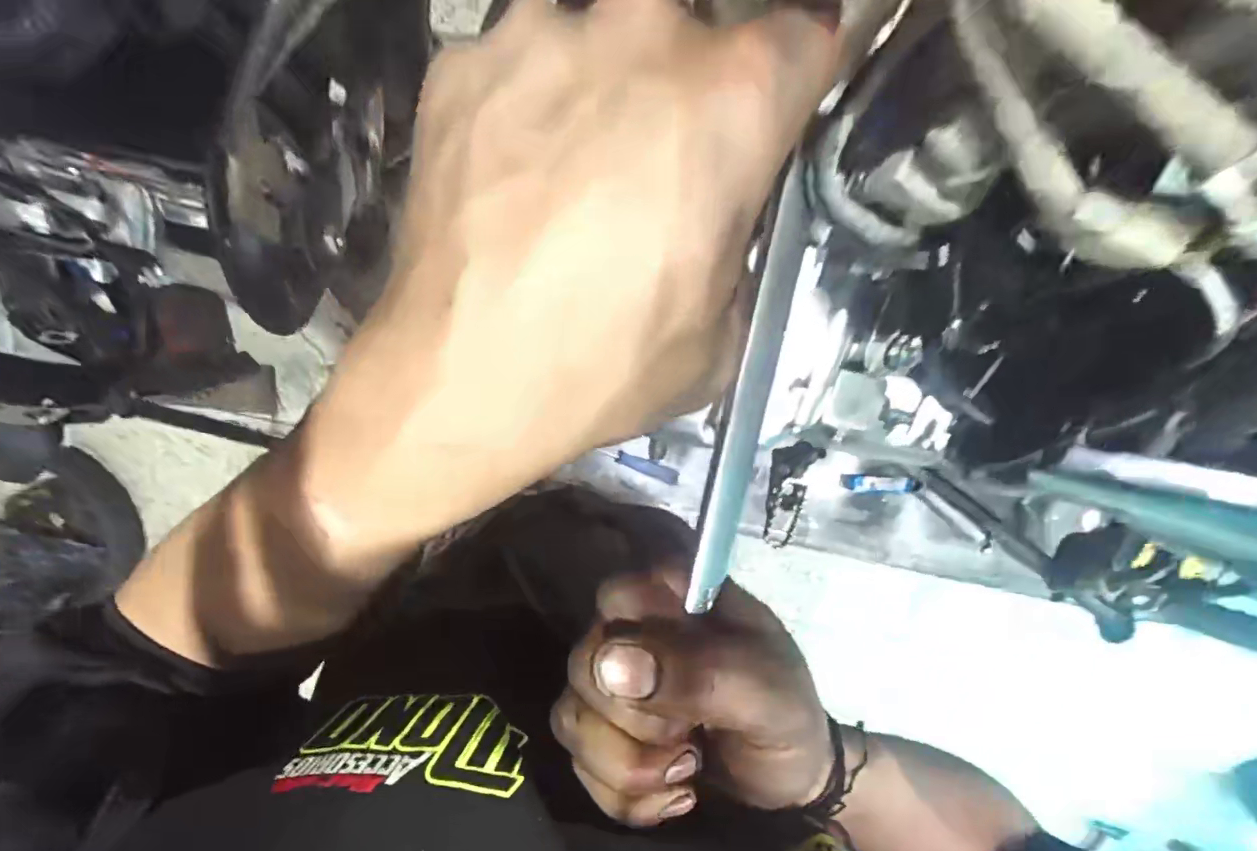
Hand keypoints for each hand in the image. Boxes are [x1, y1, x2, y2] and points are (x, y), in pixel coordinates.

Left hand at [115, 0, 839, 665]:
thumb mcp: (708, 350)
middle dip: (709, 75)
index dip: (820, 57)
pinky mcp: (459, 71)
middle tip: (687, 152)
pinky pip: (533, 61)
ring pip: (612, 25)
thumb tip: (743, 205)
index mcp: (716, 120)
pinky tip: (529, 184)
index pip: (812, 33)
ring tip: (597, 181)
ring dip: (621, 88)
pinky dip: (549, 104)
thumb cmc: (587, 392)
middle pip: (703, 12)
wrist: (437, 405)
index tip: (807, 88)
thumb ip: (740, 258)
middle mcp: (632, 47)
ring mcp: (536, 44)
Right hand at [552, 567, 832, 825]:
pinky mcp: (598, 738)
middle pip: (584, 665)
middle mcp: (630, 634)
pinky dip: (630, 797)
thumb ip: (698, 671)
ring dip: (633, 767)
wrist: (789, 787)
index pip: (615, 598)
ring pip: (571, 720)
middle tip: (694, 736)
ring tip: (689, 769)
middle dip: (641, 722)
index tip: (684, 690)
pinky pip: (579, 766)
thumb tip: (610, 664)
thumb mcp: (765, 693)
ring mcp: (607, 688)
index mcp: (674, 599)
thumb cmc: (785, 720)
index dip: (639, 650)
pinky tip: (675, 795)